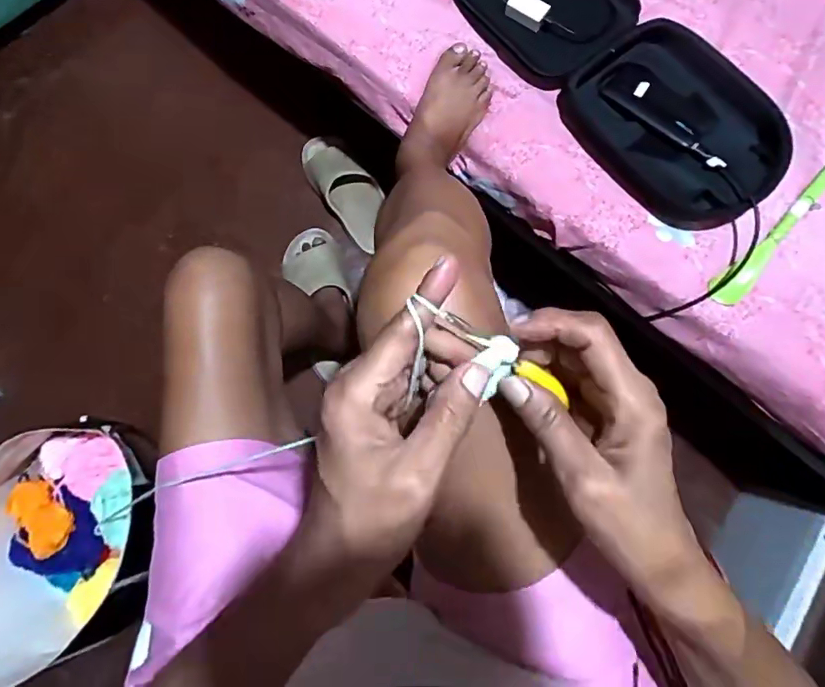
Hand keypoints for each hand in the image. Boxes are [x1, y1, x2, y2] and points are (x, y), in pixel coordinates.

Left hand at [301, 256, 494, 574]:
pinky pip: (412, 384)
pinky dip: (439, 383)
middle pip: (412, 343)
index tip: (447, 261)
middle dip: (452, 344)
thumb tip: (484, 367)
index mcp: (357, 390)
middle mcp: (357, 384)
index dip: (427, 295)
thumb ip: (451, 414)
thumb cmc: (371, 522)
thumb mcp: (419, 471)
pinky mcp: (374, 413)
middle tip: (491, 360)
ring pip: (414, 361)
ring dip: (449, 363)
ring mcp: (364, 398)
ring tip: (482, 372)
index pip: (400, 330)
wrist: (333, 562)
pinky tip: (462, 388)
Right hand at [496, 309, 717, 608]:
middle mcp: (630, 387)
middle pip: (584, 338)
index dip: (552, 323)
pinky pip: (576, 379)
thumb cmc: (627, 525)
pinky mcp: (609, 411)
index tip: (512, 334)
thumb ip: (547, 423)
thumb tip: (508, 378)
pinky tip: (524, 385)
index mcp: (633, 396)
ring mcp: (620, 398)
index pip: (593, 334)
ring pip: (577, 356)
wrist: (660, 563)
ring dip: (542, 354)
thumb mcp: (582, 478)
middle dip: (542, 337)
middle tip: (502, 353)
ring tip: (507, 367)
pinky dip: (548, 376)